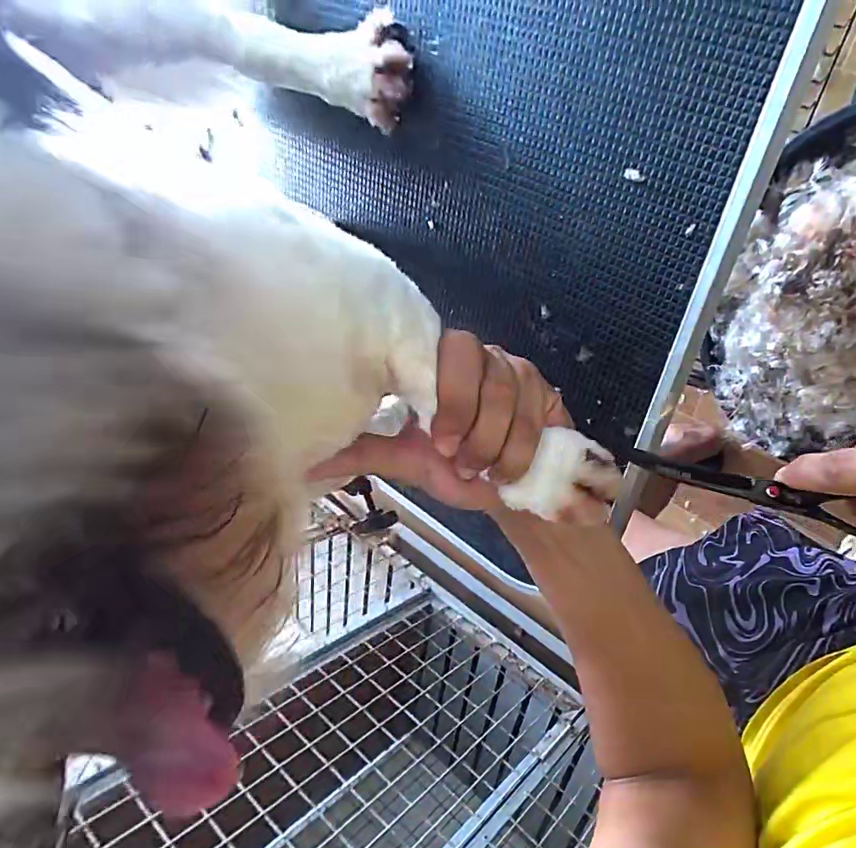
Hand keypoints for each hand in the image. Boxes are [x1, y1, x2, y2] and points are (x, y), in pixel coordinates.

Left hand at [311, 331, 608, 523]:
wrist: (516, 490)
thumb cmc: (464, 471)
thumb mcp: (412, 462)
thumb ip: (369, 453)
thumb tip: (306, 461)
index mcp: (439, 366)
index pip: (442, 349)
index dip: (445, 395)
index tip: (438, 442)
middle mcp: (481, 359)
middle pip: (482, 368)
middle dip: (472, 418)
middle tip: (461, 458)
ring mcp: (519, 373)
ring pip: (511, 395)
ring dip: (498, 442)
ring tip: (486, 473)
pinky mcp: (549, 394)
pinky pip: (539, 414)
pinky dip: (524, 449)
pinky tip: (511, 472)